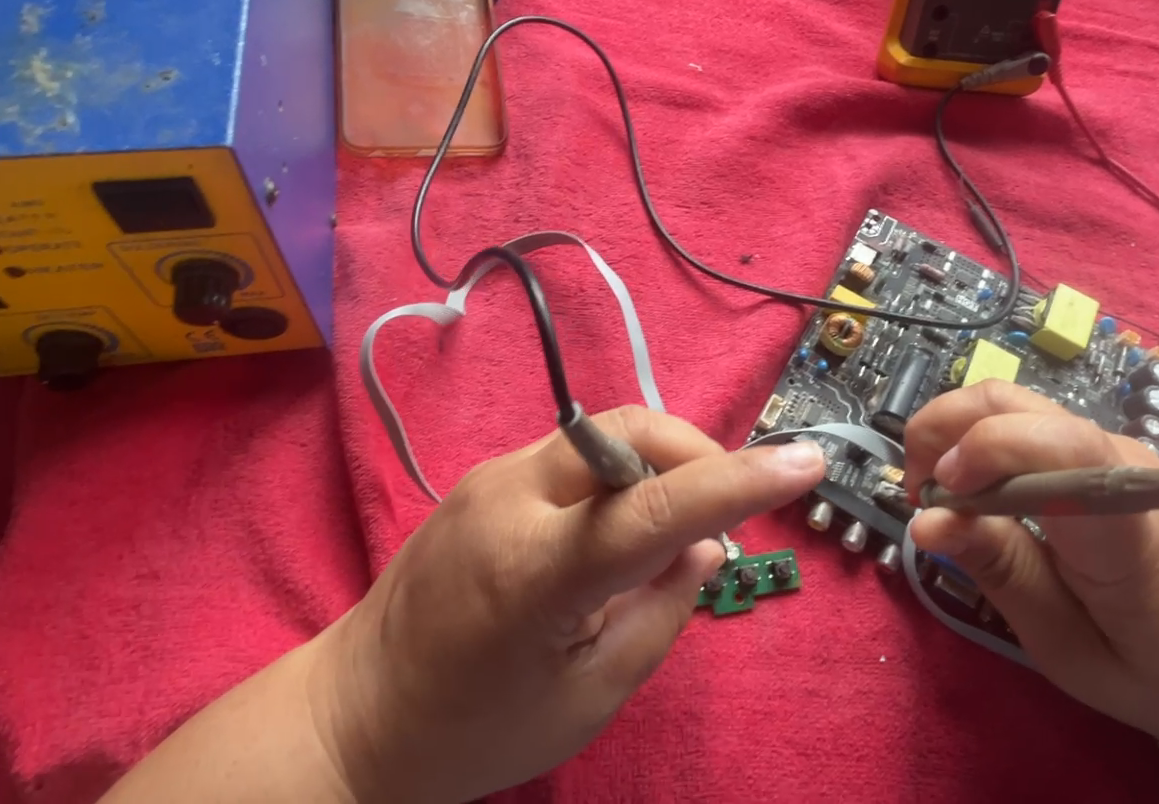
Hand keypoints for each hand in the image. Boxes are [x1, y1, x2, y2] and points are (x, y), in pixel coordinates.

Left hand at [312, 406, 825, 802]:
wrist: (355, 710)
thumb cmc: (473, 727)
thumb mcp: (587, 696)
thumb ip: (660, 612)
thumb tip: (703, 542)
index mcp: (534, 569)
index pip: (654, 505)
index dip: (737, 480)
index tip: (803, 461)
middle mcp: (509, 496)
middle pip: (628, 431)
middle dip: (695, 454)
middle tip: (723, 513)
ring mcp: (489, 476)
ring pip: (603, 433)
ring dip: (657, 463)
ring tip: (669, 527)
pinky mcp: (482, 476)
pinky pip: (573, 453)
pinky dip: (617, 474)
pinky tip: (617, 527)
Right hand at [904, 381, 1158, 767]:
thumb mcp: (1068, 648)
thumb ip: (1002, 573)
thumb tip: (927, 521)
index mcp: (1125, 529)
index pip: (1058, 446)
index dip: (983, 451)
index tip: (936, 497)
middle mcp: (1120, 465)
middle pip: (1009, 402)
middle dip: (939, 432)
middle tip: (920, 497)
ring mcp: (1113, 449)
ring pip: (1007, 402)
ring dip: (951, 434)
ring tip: (940, 496)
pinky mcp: (1103, 451)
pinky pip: (1024, 422)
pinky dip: (975, 441)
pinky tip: (973, 492)